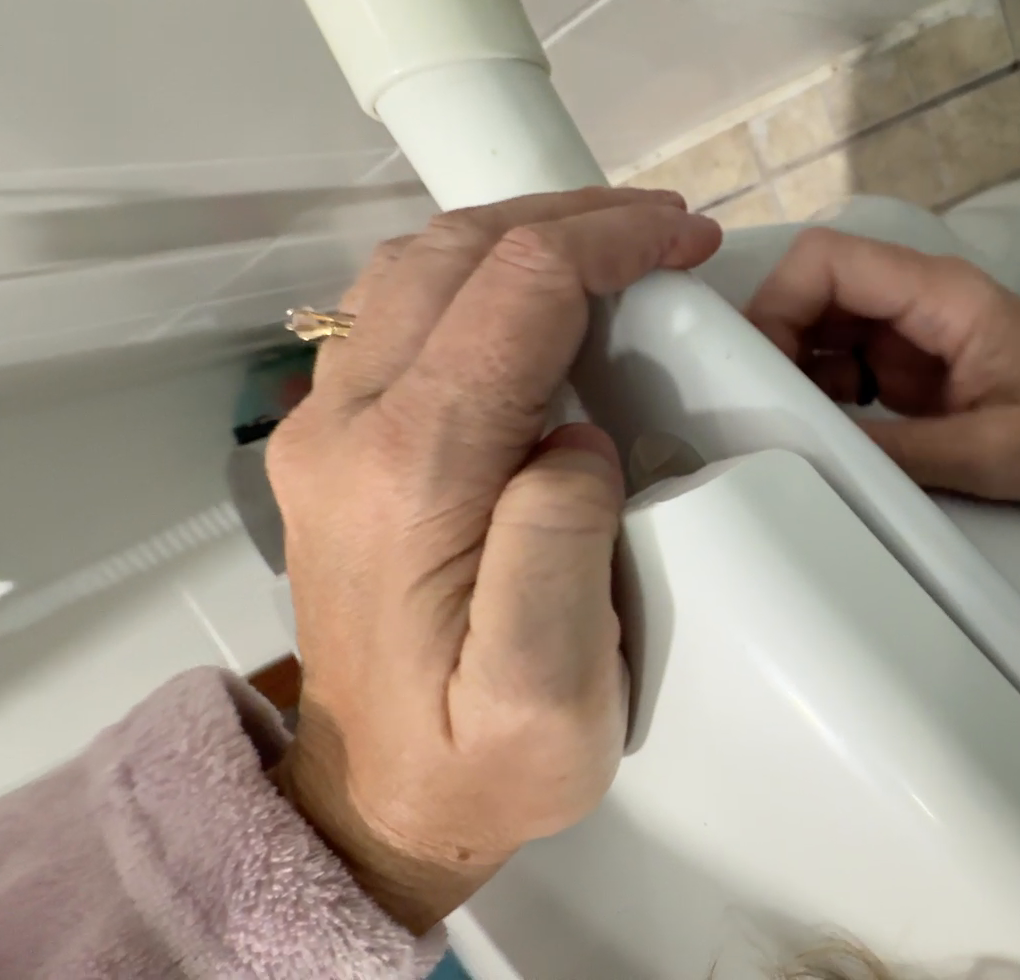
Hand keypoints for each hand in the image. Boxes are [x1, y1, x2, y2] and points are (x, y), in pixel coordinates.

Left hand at [264, 187, 721, 933]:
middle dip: (577, 217)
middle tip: (671, 226)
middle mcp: (349, 429)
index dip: (610, 242)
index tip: (690, 237)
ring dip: (530, 231)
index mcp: (416, 473)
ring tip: (623, 241)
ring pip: (423, 266)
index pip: (516, 291)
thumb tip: (580, 435)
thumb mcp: (543, 692)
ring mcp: (330, 430)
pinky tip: (551, 292)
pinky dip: (492, 270)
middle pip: (459, 252)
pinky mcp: (343, 444)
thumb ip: (556, 550)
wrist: (382, 803)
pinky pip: (410, 309)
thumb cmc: (488, 759)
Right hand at [744, 228, 1019, 504]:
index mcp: (944, 296)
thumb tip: (803, 445)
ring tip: (786, 424)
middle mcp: (922, 299)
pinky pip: (849, 363)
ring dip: (798, 369)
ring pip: (826, 325)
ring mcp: (917, 331)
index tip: (757, 368)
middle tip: (760, 404)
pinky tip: (825, 430)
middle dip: (778, 337)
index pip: (831, 261)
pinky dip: (825, 391)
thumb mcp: (987, 453)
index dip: (778, 301)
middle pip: (819, 286)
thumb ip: (896, 448)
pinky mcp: (915, 364)